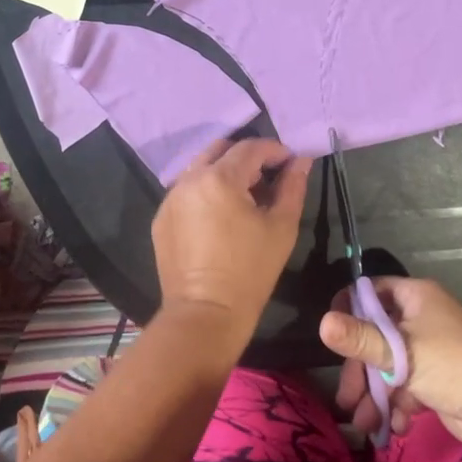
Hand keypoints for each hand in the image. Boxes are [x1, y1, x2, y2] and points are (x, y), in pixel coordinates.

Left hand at [152, 139, 310, 349]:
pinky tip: (220, 216)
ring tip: (244, 197)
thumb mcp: (281, 227)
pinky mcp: (162, 218)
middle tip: (266, 178)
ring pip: (200, 168)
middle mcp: (190, 180)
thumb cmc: (250, 271)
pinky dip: (206, 191)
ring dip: (224, 172)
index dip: (274, 150)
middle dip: (246, 156)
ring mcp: (171, 199)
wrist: (206, 315)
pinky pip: (186, 191)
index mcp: (219, 178)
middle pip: (220, 149)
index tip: (290, 162)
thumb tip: (300, 161)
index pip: (250, 147)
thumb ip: (292, 187)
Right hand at [320, 276, 461, 448]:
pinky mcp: (438, 381)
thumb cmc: (452, 365)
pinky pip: (407, 388)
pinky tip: (394, 428)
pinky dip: (398, 406)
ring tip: (365, 425)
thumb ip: (360, 339)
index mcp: (416, 297)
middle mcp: (422, 318)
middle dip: (361, 371)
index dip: (350, 310)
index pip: (372, 292)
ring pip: (391, 368)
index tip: (334, 336)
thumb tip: (322, 322)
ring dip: (376, 396)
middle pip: (377, 337)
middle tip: (347, 400)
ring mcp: (431, 350)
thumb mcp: (400, 351)